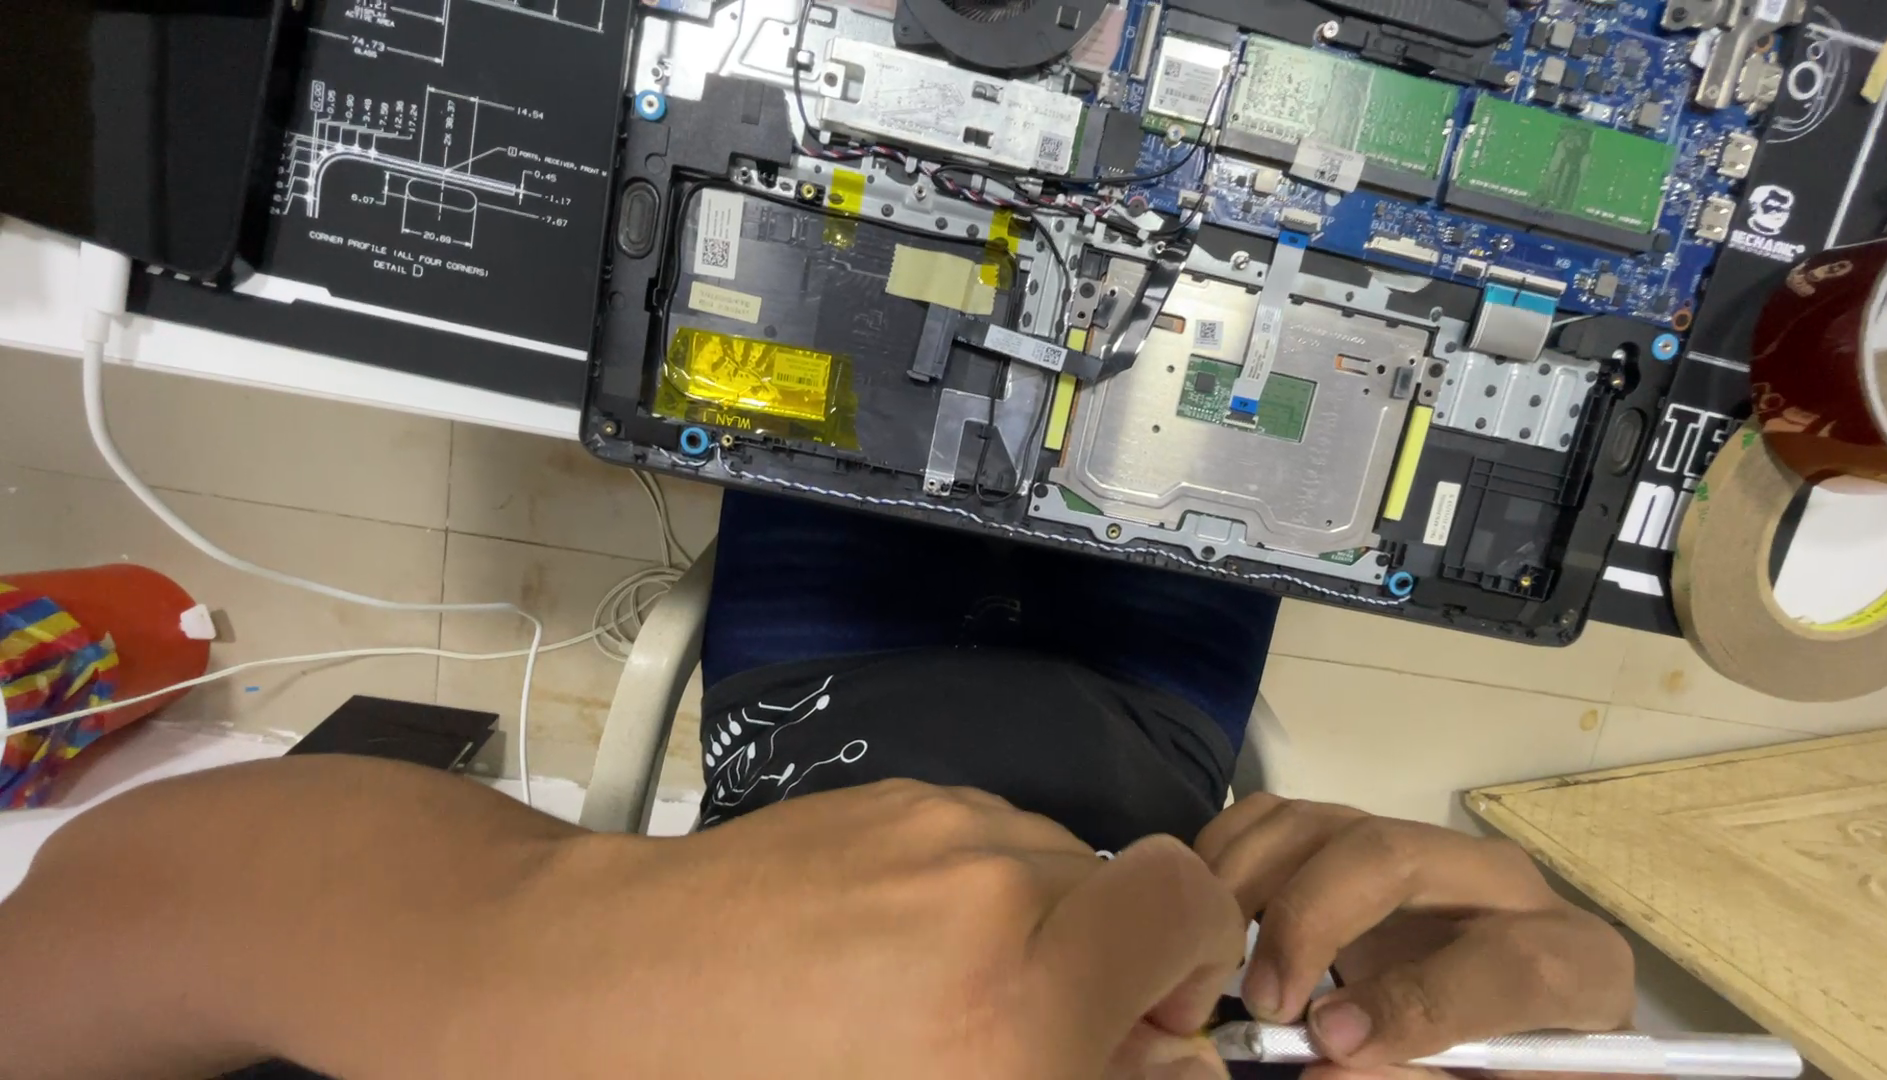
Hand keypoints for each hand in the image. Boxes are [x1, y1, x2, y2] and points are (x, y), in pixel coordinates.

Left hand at [518, 779, 1250, 1079]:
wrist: (613, 989)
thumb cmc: (765, 1079)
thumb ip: (1079, 1077)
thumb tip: (1168, 1054)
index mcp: (1018, 998)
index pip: (1190, 901)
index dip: (1196, 949)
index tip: (1146, 1011)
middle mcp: (995, 882)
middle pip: (1124, 887)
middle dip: (1104, 952)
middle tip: (1028, 1012)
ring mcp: (941, 818)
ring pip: (1050, 855)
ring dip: (1033, 914)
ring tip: (936, 973)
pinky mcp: (896, 791)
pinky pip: (982, 831)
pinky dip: (973, 879)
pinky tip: (890, 928)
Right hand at [1196, 796, 1634, 1078]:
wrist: (1505, 1018)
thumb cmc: (1510, 1063)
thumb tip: (1317, 1068)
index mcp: (1574, 960)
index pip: (1512, 963)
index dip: (1419, 1006)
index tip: (1332, 1043)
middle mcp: (1489, 876)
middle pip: (1388, 854)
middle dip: (1309, 919)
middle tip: (1263, 999)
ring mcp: (1406, 838)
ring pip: (1316, 821)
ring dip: (1250, 880)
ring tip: (1220, 954)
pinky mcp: (1349, 829)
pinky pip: (1276, 812)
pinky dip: (1230, 848)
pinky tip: (1209, 901)